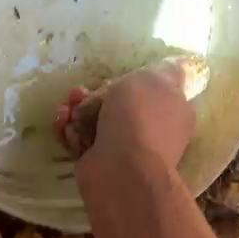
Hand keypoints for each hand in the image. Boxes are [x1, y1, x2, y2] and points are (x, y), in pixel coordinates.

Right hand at [54, 62, 196, 173]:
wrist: (121, 168)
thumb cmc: (139, 116)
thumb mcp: (155, 79)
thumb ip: (162, 72)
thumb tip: (176, 70)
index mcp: (173, 110)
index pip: (152, 90)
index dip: (131, 81)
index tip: (115, 78)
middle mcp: (153, 130)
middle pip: (119, 103)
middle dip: (95, 95)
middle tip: (80, 92)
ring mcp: (127, 148)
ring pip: (98, 120)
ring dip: (78, 111)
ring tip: (67, 108)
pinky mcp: (102, 163)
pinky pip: (83, 140)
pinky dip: (70, 131)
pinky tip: (62, 123)